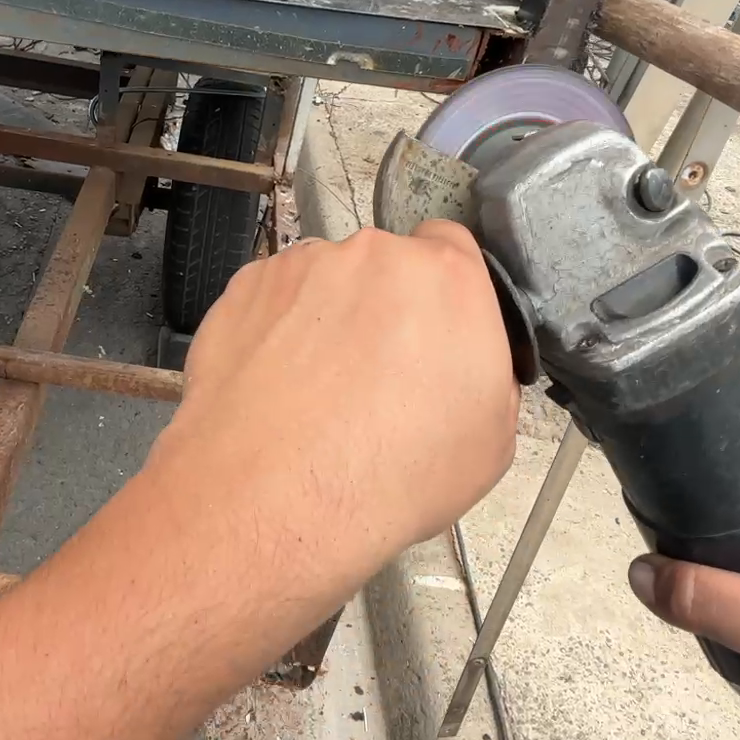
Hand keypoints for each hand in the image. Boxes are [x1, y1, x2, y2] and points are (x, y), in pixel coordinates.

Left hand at [151, 222, 519, 582]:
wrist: (274, 495)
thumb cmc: (388, 475)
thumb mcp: (492, 439)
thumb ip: (487, 369)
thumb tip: (467, 360)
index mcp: (445, 278)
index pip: (451, 245)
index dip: (442, 288)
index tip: (429, 325)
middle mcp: (373, 255)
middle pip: (384, 264)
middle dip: (381, 305)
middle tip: (371, 371)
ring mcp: (303, 266)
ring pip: (324, 280)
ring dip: (325, 316)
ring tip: (313, 386)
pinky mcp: (246, 286)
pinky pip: (274, 297)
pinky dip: (276, 327)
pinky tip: (276, 382)